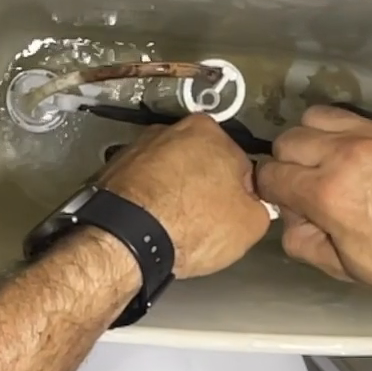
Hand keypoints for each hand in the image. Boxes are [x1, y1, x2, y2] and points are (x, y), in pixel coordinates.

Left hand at [97, 114, 271, 278]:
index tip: (233, 212)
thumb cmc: (187, 225)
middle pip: (200, 163)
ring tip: (174, 227)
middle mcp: (171, 130)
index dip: (240, 193)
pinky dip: (145, 203)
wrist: (128, 239)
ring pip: (167, 174)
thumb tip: (253, 207)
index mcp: (210, 132)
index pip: (238, 163)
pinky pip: (140, 187)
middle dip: (204, 189)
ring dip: (172, 195)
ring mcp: (138, 149)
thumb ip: (259, 206)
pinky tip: (150, 226)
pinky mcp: (111, 170)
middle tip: (204, 221)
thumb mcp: (250, 224)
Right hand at [253, 105, 371, 321]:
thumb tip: (291, 217)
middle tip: (304, 185)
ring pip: (318, 117)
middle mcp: (349, 153)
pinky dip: (350, 137)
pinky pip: (359, 120)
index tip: (278, 200)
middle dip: (288, 163)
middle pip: (289, 139)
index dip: (267, 190)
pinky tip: (367, 163)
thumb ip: (302, 240)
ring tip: (330, 164)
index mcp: (328, 192)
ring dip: (314, 139)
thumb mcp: (344, 267)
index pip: (270, 174)